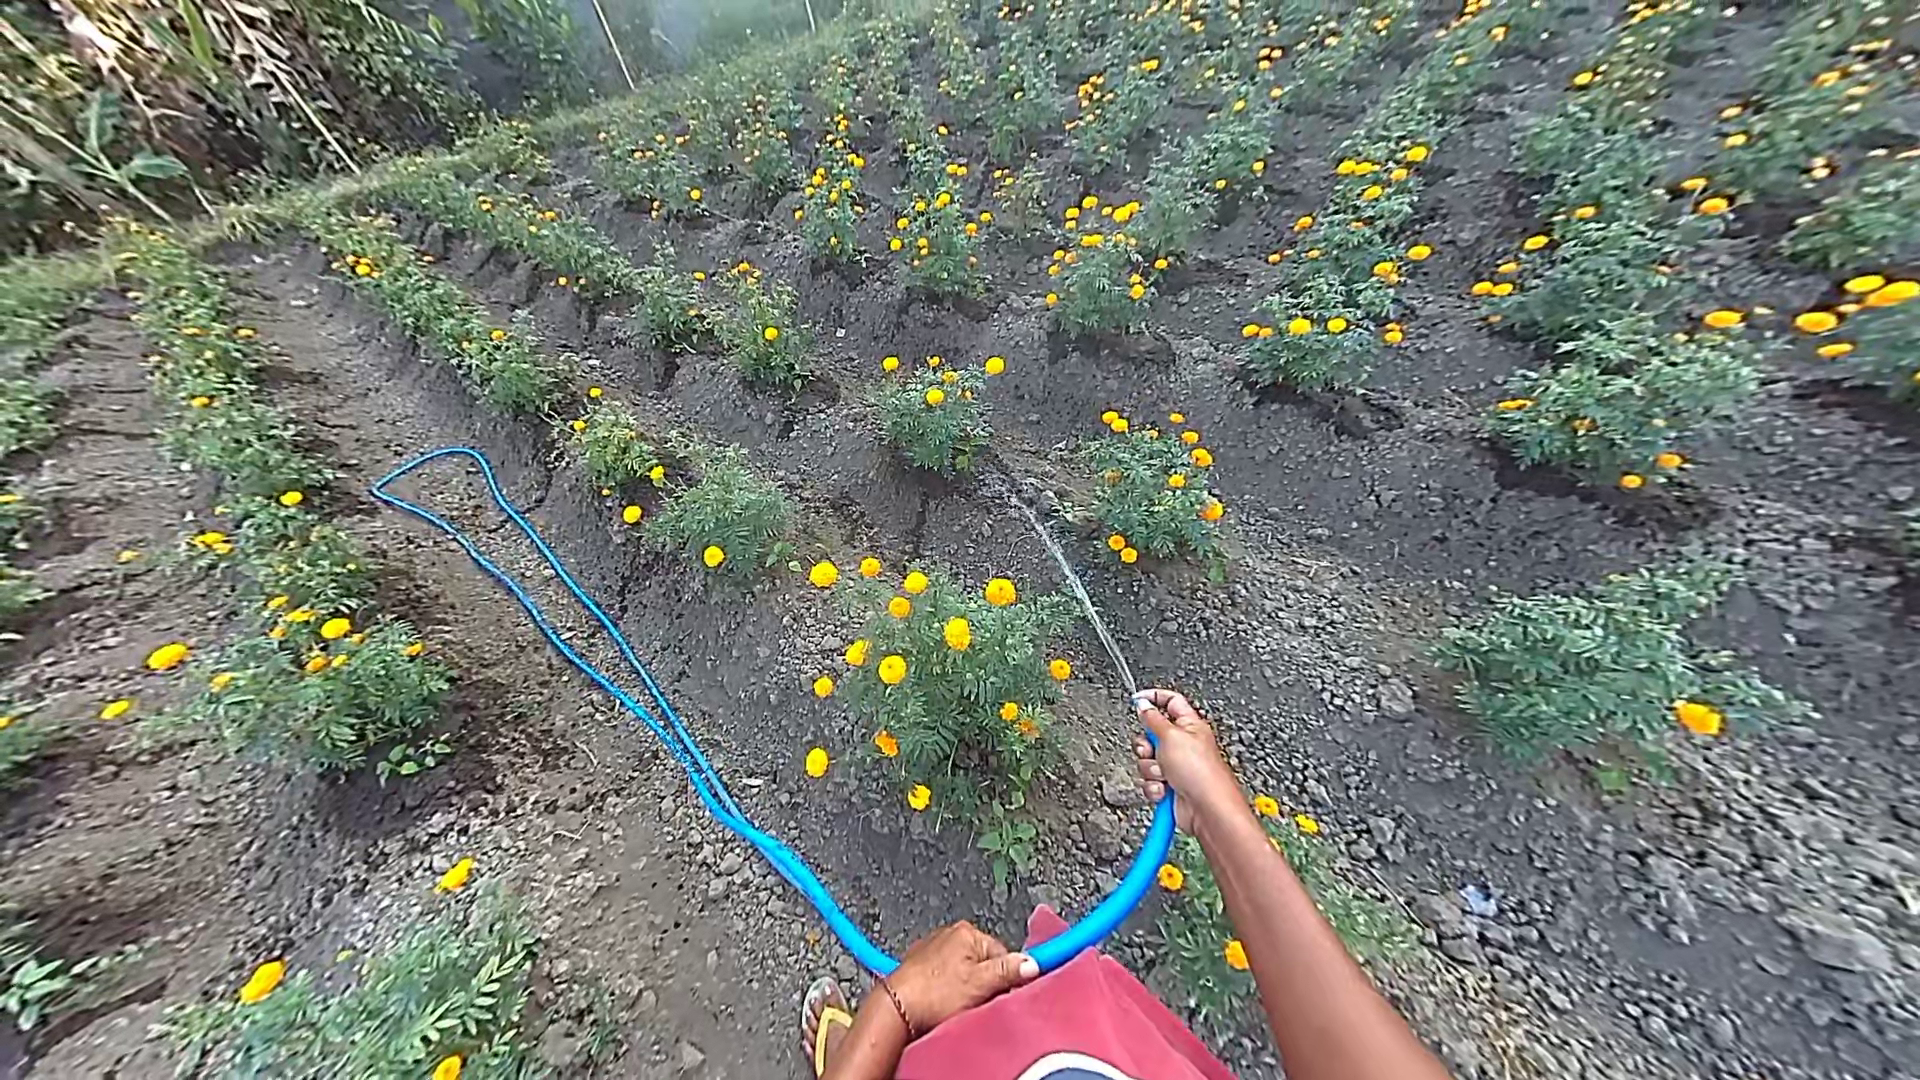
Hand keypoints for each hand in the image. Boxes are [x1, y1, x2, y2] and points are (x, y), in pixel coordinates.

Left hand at [884, 921, 1036, 1034]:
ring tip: (957, 1005)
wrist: (897, 1007)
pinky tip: (943, 1003)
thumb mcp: (979, 984)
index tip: (1005, 996)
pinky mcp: (922, 963)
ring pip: (964, 970)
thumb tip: (1032, 963)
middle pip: (983, 961)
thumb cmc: (933, 994)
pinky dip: (947, 988)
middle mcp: (951, 933)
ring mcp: (935, 947)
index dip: (1006, 979)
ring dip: (966, 987)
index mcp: (968, 932)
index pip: (1002, 953)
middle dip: (985, 983)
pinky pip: (945, 975)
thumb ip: (1007, 971)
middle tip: (978, 1003)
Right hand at [1133, 688, 1239, 831]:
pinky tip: (1165, 789)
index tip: (1136, 700)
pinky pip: (1148, 780)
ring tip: (1164, 774)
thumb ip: (1152, 718)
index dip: (1152, 698)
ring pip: (1146, 760)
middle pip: (1151, 734)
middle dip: (1146, 745)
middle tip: (1153, 750)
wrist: (1207, 811)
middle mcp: (1183, 744)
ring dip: (1150, 769)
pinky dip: (1153, 786)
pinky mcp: (1169, 786)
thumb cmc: (1201, 773)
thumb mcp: (1171, 736)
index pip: (1169, 701)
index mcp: (1189, 726)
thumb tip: (1143, 704)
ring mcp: (1175, 766)